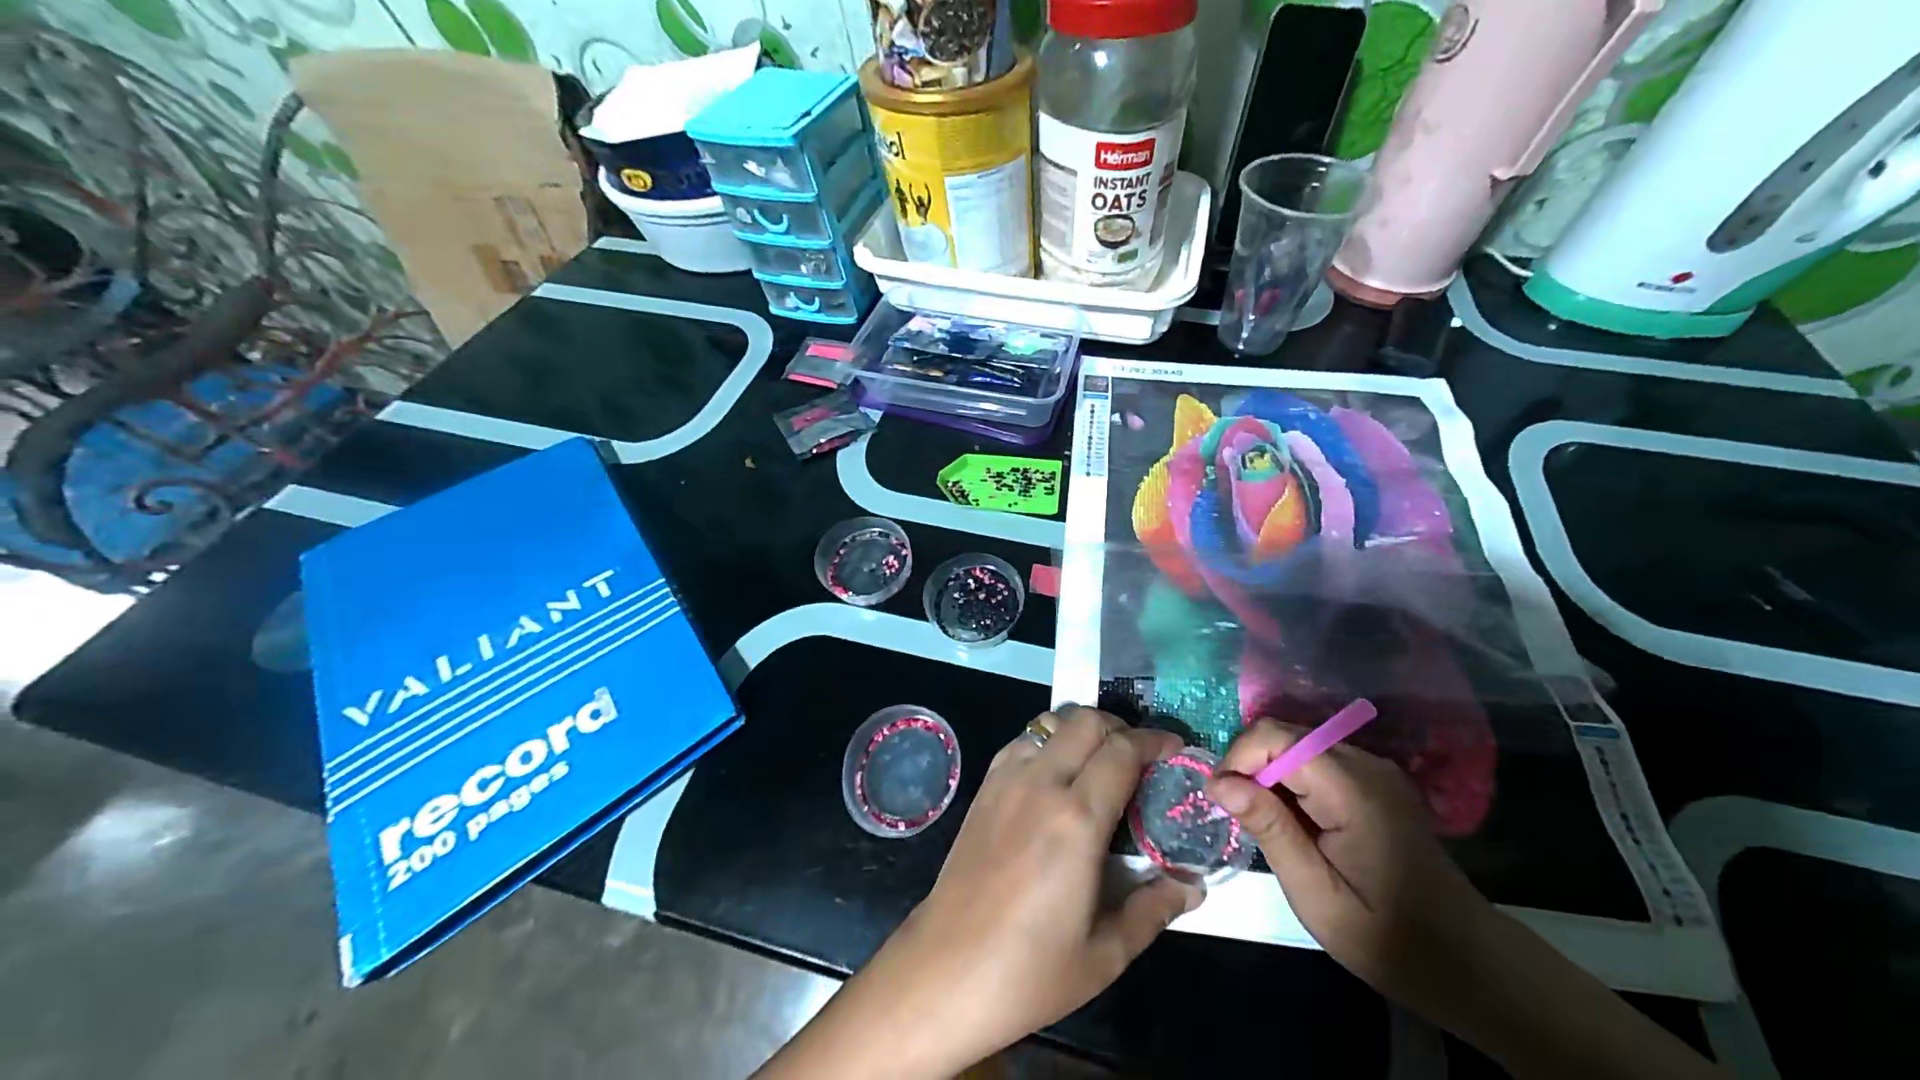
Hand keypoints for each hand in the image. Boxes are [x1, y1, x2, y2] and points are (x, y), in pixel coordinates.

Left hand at [754, 707, 1200, 1079]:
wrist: (944, 971)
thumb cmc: (1030, 970)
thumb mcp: (1107, 952)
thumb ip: (1154, 907)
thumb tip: (1191, 883)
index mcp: (1076, 818)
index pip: (1123, 750)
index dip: (1156, 741)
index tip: (1177, 751)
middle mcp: (1040, 783)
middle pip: (1085, 721)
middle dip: (1121, 728)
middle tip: (1143, 759)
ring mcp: (1005, 781)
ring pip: (1050, 723)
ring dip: (1082, 731)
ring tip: (1101, 765)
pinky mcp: (982, 789)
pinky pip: (1022, 743)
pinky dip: (1049, 742)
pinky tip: (1057, 778)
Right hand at [1207, 720, 1724, 1079]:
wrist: (1465, 960)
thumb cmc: (1387, 936)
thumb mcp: (1316, 894)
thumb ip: (1270, 829)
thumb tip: (1219, 782)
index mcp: (1353, 789)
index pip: (1275, 737)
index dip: (1238, 759)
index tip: (1223, 803)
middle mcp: (1365, 764)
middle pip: (1284, 734)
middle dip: (1248, 766)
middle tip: (1239, 816)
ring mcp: (1374, 770)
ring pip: (1296, 743)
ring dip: (1267, 773)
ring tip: (1264, 822)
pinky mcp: (1374, 781)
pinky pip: (1315, 760)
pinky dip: (1289, 779)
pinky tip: (1293, 821)